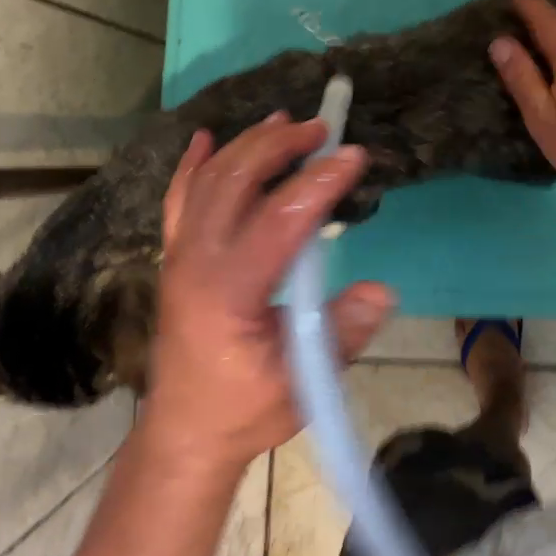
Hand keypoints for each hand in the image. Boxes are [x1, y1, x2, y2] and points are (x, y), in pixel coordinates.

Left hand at [139, 115, 395, 470]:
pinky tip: (207, 138)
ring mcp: (179, 256)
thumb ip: (339, 335)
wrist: (185, 432)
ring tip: (285, 122)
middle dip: (278, 147)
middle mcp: (196, 263)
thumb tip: (380, 291)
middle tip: (322, 129)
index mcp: (228, 292)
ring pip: (208, 181)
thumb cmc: (246, 409)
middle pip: (233, 182)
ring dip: (247, 144)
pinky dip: (194, 164)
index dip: (318, 182)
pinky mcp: (175, 258)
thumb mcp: (302, 383)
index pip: (276, 220)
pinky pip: (179, 199)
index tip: (355, 156)